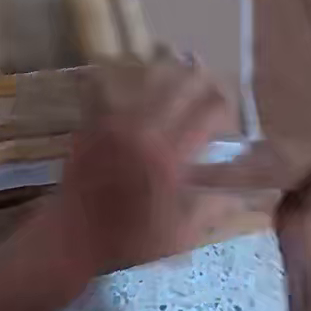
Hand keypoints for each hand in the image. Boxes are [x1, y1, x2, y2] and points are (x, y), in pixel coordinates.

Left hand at [42, 56, 231, 274]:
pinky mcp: (89, 125)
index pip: (208, 113)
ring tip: (177, 64)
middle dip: (200, 79)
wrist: (71, 243)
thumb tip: (238, 196)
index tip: (229, 112)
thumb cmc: (129, 245)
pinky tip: (129, 69)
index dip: (225, 106)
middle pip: (179, 86)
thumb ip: (211, 209)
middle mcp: (143, 132)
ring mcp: (112, 124)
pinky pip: (104, 87)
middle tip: (209, 80)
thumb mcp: (180, 235)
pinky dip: (120, 75)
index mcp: (171, 158)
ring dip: (164, 70)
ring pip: (143, 78)